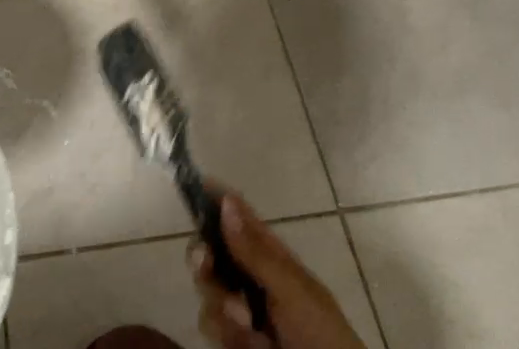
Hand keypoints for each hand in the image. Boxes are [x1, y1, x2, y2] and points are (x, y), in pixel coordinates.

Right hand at [189, 192, 368, 348]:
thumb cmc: (321, 333)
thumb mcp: (292, 291)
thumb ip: (256, 253)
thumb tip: (226, 202)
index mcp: (272, 258)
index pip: (240, 219)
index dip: (218, 200)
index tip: (196, 185)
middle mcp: (252, 277)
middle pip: (210, 252)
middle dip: (204, 259)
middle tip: (205, 265)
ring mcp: (241, 308)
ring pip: (206, 289)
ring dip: (222, 306)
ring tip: (249, 326)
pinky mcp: (233, 337)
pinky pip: (209, 323)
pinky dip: (226, 333)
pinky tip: (249, 343)